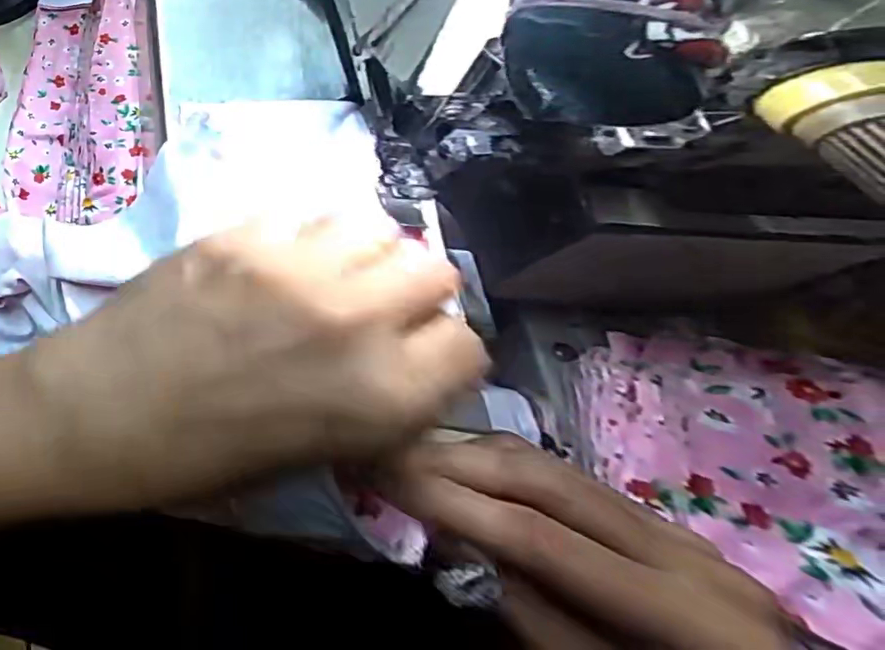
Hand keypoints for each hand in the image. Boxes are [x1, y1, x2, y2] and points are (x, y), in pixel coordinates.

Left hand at [22, 216, 487, 510]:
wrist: (105, 406)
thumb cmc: (202, 454)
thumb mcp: (314, 451)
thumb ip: (371, 399)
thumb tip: (395, 358)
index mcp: (387, 393)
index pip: (464, 341)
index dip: (434, 345)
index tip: (404, 347)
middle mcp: (352, 317)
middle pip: (428, 264)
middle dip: (406, 284)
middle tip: (365, 300)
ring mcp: (289, 266)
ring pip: (364, 223)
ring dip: (352, 248)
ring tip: (317, 271)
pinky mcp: (231, 236)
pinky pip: (290, 216)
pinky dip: (289, 235)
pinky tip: (260, 261)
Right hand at [383, 433, 791, 649]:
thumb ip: (527, 611)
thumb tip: (446, 534)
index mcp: (685, 613)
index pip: (539, 537)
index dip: (450, 503)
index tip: (377, 477)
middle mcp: (684, 554)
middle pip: (539, 479)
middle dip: (447, 459)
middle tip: (377, 449)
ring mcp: (672, 528)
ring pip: (546, 462)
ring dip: (463, 448)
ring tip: (403, 447)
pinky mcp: (653, 518)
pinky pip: (559, 470)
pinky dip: (494, 458)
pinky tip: (453, 456)